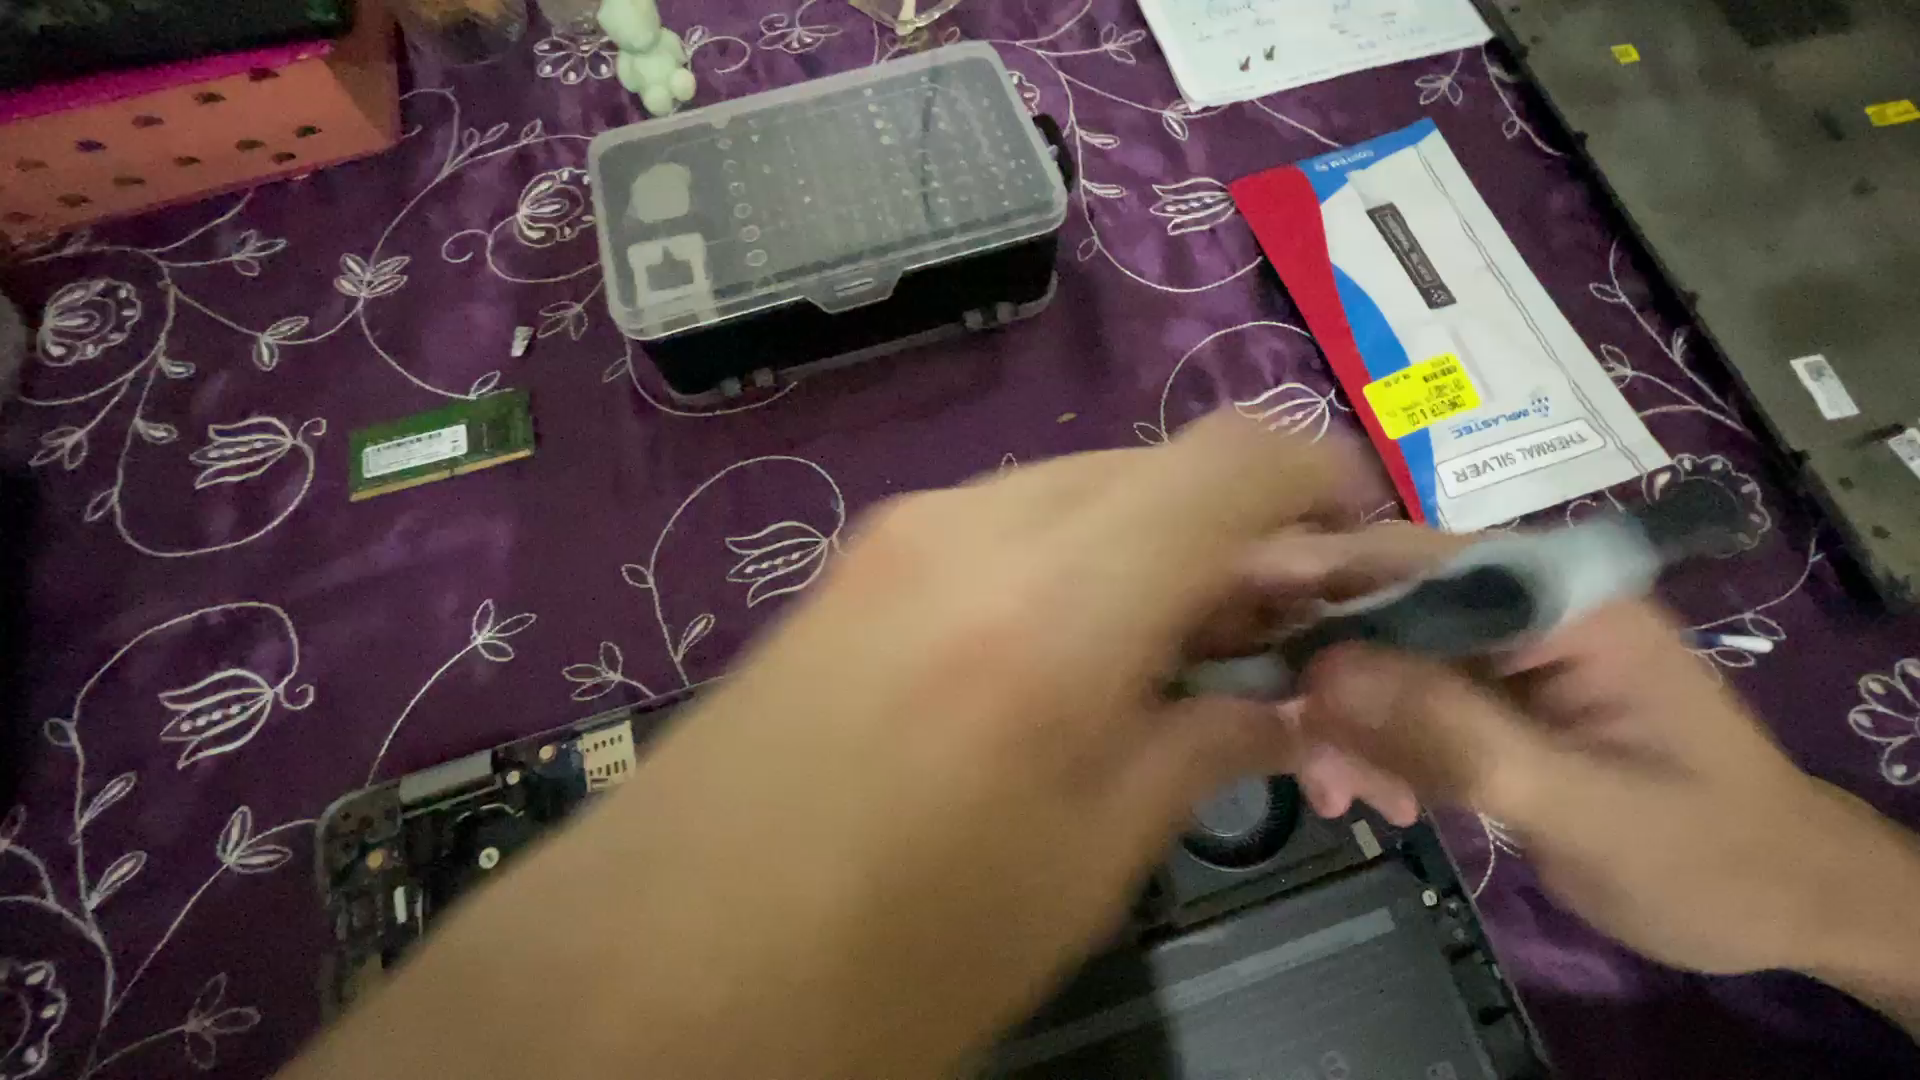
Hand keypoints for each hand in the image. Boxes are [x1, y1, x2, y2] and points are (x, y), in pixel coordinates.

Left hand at [285, 415, 1373, 1079]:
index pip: (1235, 460)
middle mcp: (977, 525)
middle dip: (1236, 531)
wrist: (653, 959)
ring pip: (1079, 491)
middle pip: (1156, 469)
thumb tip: (1276, 698)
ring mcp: (903, 531)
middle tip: (1271, 630)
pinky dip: (1069, 559)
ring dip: (1149, 545)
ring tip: (1174, 645)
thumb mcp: (1084, 865)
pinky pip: (1002, 524)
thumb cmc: (890, 949)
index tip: (1360, 550)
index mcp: (1057, 600)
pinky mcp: (857, 559)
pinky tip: (1070, 642)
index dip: (1322, 481)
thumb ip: (1198, 747)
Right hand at [1300, 590, 1919, 1025]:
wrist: (1784, 905)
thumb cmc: (1711, 854)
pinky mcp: (1468, 694)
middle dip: (1315, 673)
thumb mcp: (1587, 807)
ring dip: (1334, 724)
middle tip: (1287, 742)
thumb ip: (1455, 736)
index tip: (1222, 600)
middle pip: (1368, 605)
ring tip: (1341, 796)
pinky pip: (1382, 702)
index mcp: (1555, 598)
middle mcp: (1508, 607)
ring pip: (1362, 659)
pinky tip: (1374, 800)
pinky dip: (1360, 748)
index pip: (1408, 555)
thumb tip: (1320, 676)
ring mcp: (1484, 652)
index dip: (1309, 569)